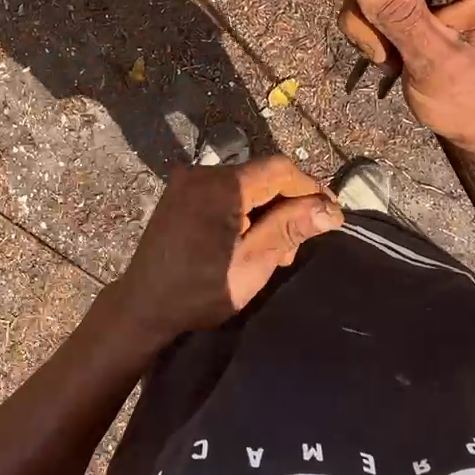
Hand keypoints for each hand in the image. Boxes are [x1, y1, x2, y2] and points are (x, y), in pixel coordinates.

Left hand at [111, 156, 341, 340]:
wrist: (144, 305)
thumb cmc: (201, 290)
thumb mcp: (253, 262)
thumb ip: (289, 228)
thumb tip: (330, 210)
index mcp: (222, 185)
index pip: (279, 169)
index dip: (310, 189)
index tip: (330, 216)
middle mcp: (202, 173)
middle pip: (262, 174)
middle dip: (288, 203)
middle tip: (299, 243)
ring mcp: (187, 182)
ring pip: (245, 183)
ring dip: (266, 209)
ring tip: (276, 248)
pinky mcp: (179, 194)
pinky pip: (224, 191)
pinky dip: (244, 208)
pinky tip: (250, 238)